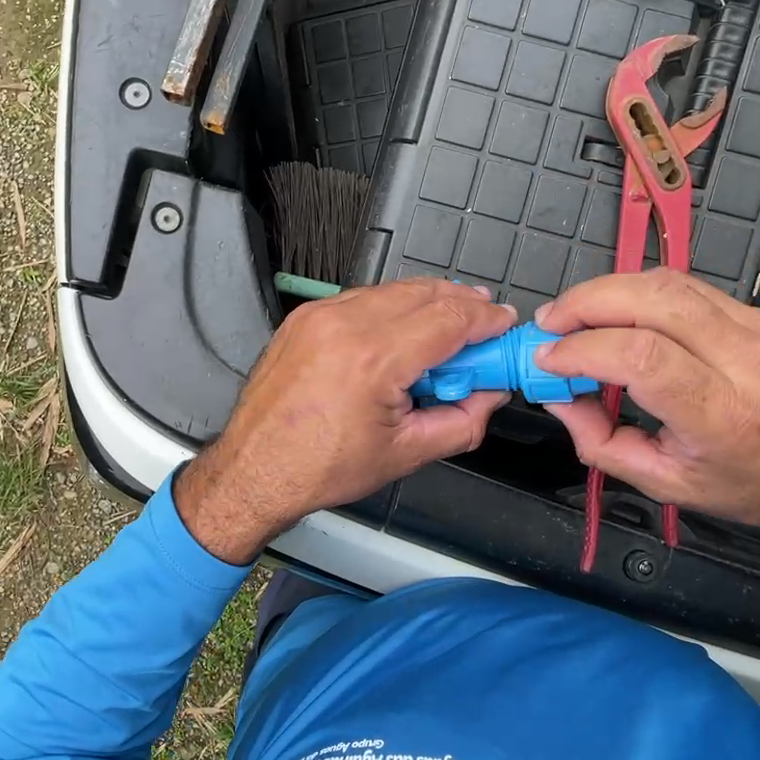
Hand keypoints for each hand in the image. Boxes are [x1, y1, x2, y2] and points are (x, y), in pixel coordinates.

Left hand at [174, 280, 516, 563]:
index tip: (504, 326)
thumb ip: (463, 421)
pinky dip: (392, 309)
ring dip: (429, 305)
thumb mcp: (406, 454)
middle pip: (426, 292)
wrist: (254, 470)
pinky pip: (363, 298)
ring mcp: (319, 316)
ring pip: (394, 289)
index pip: (450, 317)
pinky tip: (403, 335)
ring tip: (446, 338)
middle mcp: (343, 325)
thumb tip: (488, 395)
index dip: (487, 320)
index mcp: (372, 359)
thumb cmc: (315, 467)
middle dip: (464, 306)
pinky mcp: (305, 318)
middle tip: (483, 332)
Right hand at [533, 270, 759, 593]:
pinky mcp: (757, 312)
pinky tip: (613, 314)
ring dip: (607, 290)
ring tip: (571, 315)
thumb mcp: (667, 484)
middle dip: (586, 302)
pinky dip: (637, 294)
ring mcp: (757, 328)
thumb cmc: (754, 486)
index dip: (581, 350)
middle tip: (548, 323)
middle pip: (653, 300)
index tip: (546, 359)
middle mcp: (746, 361)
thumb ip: (601, 442)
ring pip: (667, 282)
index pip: (642, 357)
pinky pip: (685, 288)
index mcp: (724, 416)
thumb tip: (558, 398)